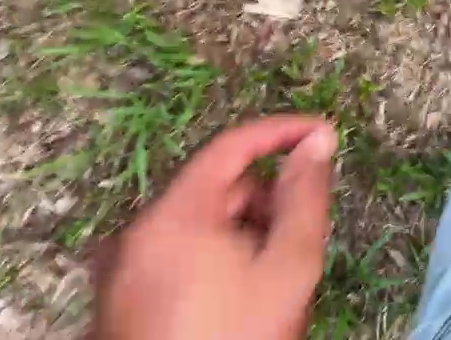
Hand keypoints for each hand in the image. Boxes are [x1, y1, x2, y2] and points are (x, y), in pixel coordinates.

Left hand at [93, 116, 337, 339]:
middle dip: (269, 195)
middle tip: (302, 226)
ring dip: (248, 226)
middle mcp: (136, 235)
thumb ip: (306, 193)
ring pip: (204, 218)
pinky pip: (183, 248)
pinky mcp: (123, 296)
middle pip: (219, 186)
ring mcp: (123, 268)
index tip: (326, 134)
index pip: (232, 145)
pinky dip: (220, 250)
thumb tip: (318, 139)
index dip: (284, 131)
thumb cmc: (239, 332)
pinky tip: (244, 286)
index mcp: (172, 218)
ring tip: (275, 266)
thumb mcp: (289, 260)